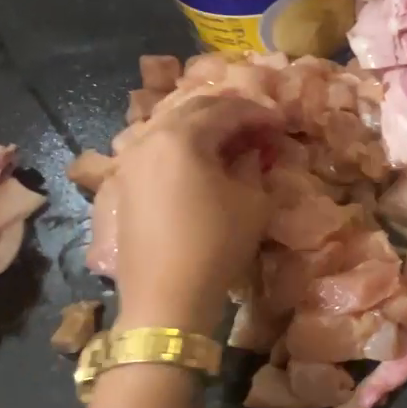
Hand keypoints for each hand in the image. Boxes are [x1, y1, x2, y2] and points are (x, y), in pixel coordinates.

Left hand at [112, 94, 281, 333]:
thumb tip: (251, 150)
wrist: (165, 298)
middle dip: (230, 113)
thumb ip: (253, 165)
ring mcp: (131, 159)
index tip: (282, 124)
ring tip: (231, 140)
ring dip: (204, 125)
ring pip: (171, 124)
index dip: (259, 113)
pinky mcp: (124, 182)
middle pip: (194, 109)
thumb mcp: (252, 201)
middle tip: (259, 127)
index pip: (228, 110)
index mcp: (182, 136)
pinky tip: (200, 159)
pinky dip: (181, 144)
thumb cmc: (215, 245)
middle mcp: (150, 137)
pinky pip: (155, 146)